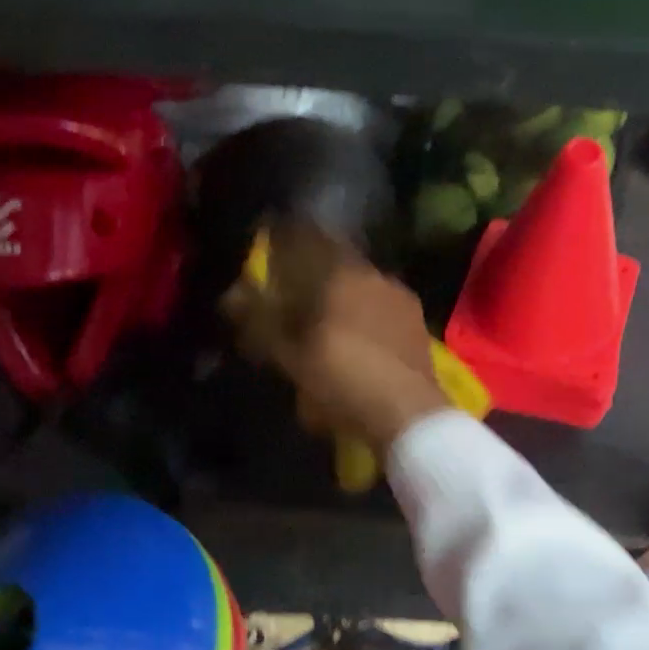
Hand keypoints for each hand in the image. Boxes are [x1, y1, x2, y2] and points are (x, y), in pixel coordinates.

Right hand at [224, 223, 448, 450]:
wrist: (405, 412)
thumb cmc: (341, 379)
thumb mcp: (289, 356)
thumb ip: (260, 320)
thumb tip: (232, 295)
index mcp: (339, 272)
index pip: (307, 237)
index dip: (285, 238)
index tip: (270, 242)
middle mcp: (372, 273)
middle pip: (335, 260)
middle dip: (314, 270)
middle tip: (295, 288)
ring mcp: (399, 296)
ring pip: (361, 283)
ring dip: (342, 293)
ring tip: (328, 316)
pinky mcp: (417, 321)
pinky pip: (382, 306)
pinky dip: (366, 314)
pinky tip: (360, 336)